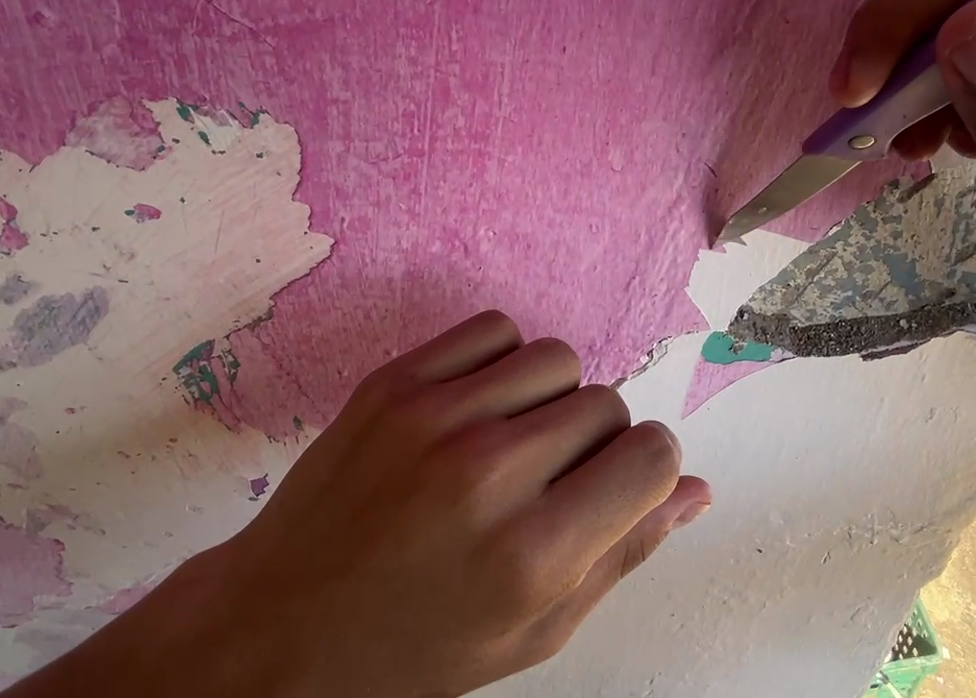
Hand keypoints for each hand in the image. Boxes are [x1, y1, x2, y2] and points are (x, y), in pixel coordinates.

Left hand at [14, 312, 710, 697]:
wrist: (279, 628)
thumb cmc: (416, 647)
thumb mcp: (534, 632)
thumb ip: (625, 554)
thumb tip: (696, 489)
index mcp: (534, 554)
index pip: (652, 455)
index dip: (647, 470)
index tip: (617, 486)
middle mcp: (490, 473)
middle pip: (608, 404)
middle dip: (597, 442)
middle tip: (547, 484)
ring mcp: (436, 416)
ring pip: (558, 359)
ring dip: (552, 399)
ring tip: (512, 444)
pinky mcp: (395, 380)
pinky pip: (497, 328)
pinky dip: (503, 362)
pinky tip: (478, 408)